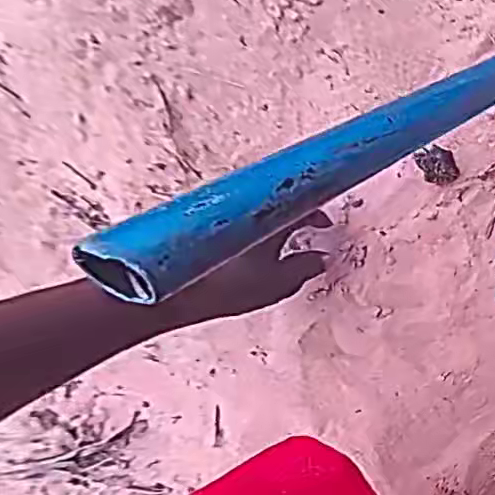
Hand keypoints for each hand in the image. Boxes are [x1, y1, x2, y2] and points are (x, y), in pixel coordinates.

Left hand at [161, 210, 331, 326]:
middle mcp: (242, 207)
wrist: (170, 292)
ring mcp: (218, 212)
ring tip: (280, 238)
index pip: (300, 203)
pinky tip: (251, 243)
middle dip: (294, 213)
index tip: (323, 221)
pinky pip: (234, 216)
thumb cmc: (223, 288)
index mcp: (268, 219)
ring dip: (270, 219)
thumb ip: (306, 267)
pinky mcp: (200, 223)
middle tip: (306, 228)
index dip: (316, 212)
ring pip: (254, 209)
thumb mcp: (279, 283)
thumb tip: (321, 258)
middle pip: (276, 202)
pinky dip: (249, 225)